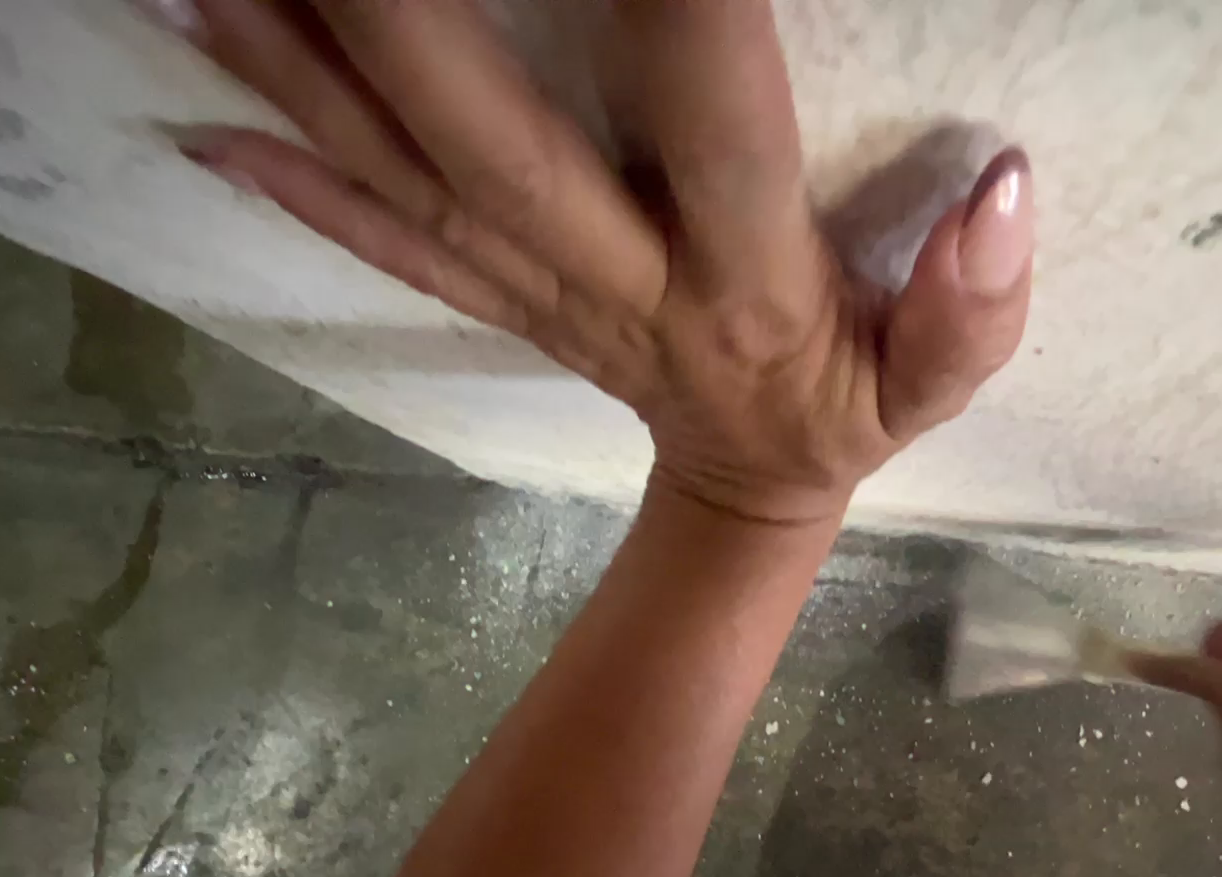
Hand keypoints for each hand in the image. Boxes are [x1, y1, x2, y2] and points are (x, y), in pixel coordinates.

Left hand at [141, 0, 1034, 523]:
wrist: (750, 485)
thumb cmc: (844, 418)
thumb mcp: (930, 391)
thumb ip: (973, 313)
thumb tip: (1005, 192)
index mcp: (747, 295)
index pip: (719, 132)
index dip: (683, 11)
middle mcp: (628, 285)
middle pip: (502, 153)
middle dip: (407, 19)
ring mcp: (552, 299)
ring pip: (421, 192)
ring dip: (306, 81)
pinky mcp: (513, 309)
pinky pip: (402, 254)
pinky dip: (307, 191)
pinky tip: (216, 120)